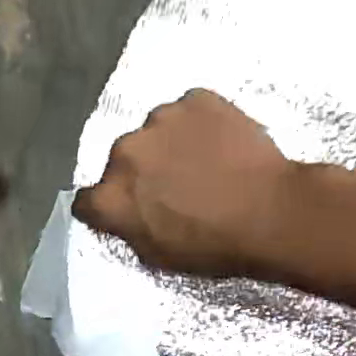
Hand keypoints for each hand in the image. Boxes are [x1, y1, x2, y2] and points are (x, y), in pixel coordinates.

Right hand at [74, 89, 296, 276]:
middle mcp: (124, 151)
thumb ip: (131, 229)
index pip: (86, 201)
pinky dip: (200, 126)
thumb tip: (126, 215)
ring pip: (156, 132)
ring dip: (169, 146)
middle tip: (173, 189)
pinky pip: (189, 112)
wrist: (269, 213)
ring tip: (203, 165)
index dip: (104, 208)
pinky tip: (222, 146)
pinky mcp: (196, 99)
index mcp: (111, 197)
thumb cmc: (213, 247)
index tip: (123, 211)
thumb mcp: (159, 257)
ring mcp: (161, 119)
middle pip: (122, 161)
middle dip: (140, 173)